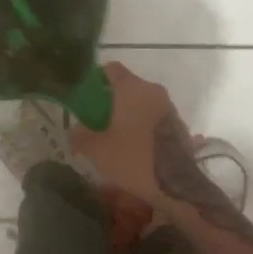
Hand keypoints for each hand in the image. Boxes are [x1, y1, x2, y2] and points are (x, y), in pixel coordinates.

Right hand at [69, 61, 190, 208]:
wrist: (179, 184)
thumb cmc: (134, 157)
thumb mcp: (98, 150)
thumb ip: (81, 137)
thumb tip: (73, 132)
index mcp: (131, 88)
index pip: (111, 69)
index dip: (97, 78)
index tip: (88, 94)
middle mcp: (152, 90)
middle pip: (128, 87)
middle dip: (113, 101)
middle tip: (100, 120)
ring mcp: (169, 108)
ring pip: (143, 103)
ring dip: (131, 115)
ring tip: (119, 137)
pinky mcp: (180, 126)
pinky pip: (156, 119)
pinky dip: (145, 127)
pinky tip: (137, 148)